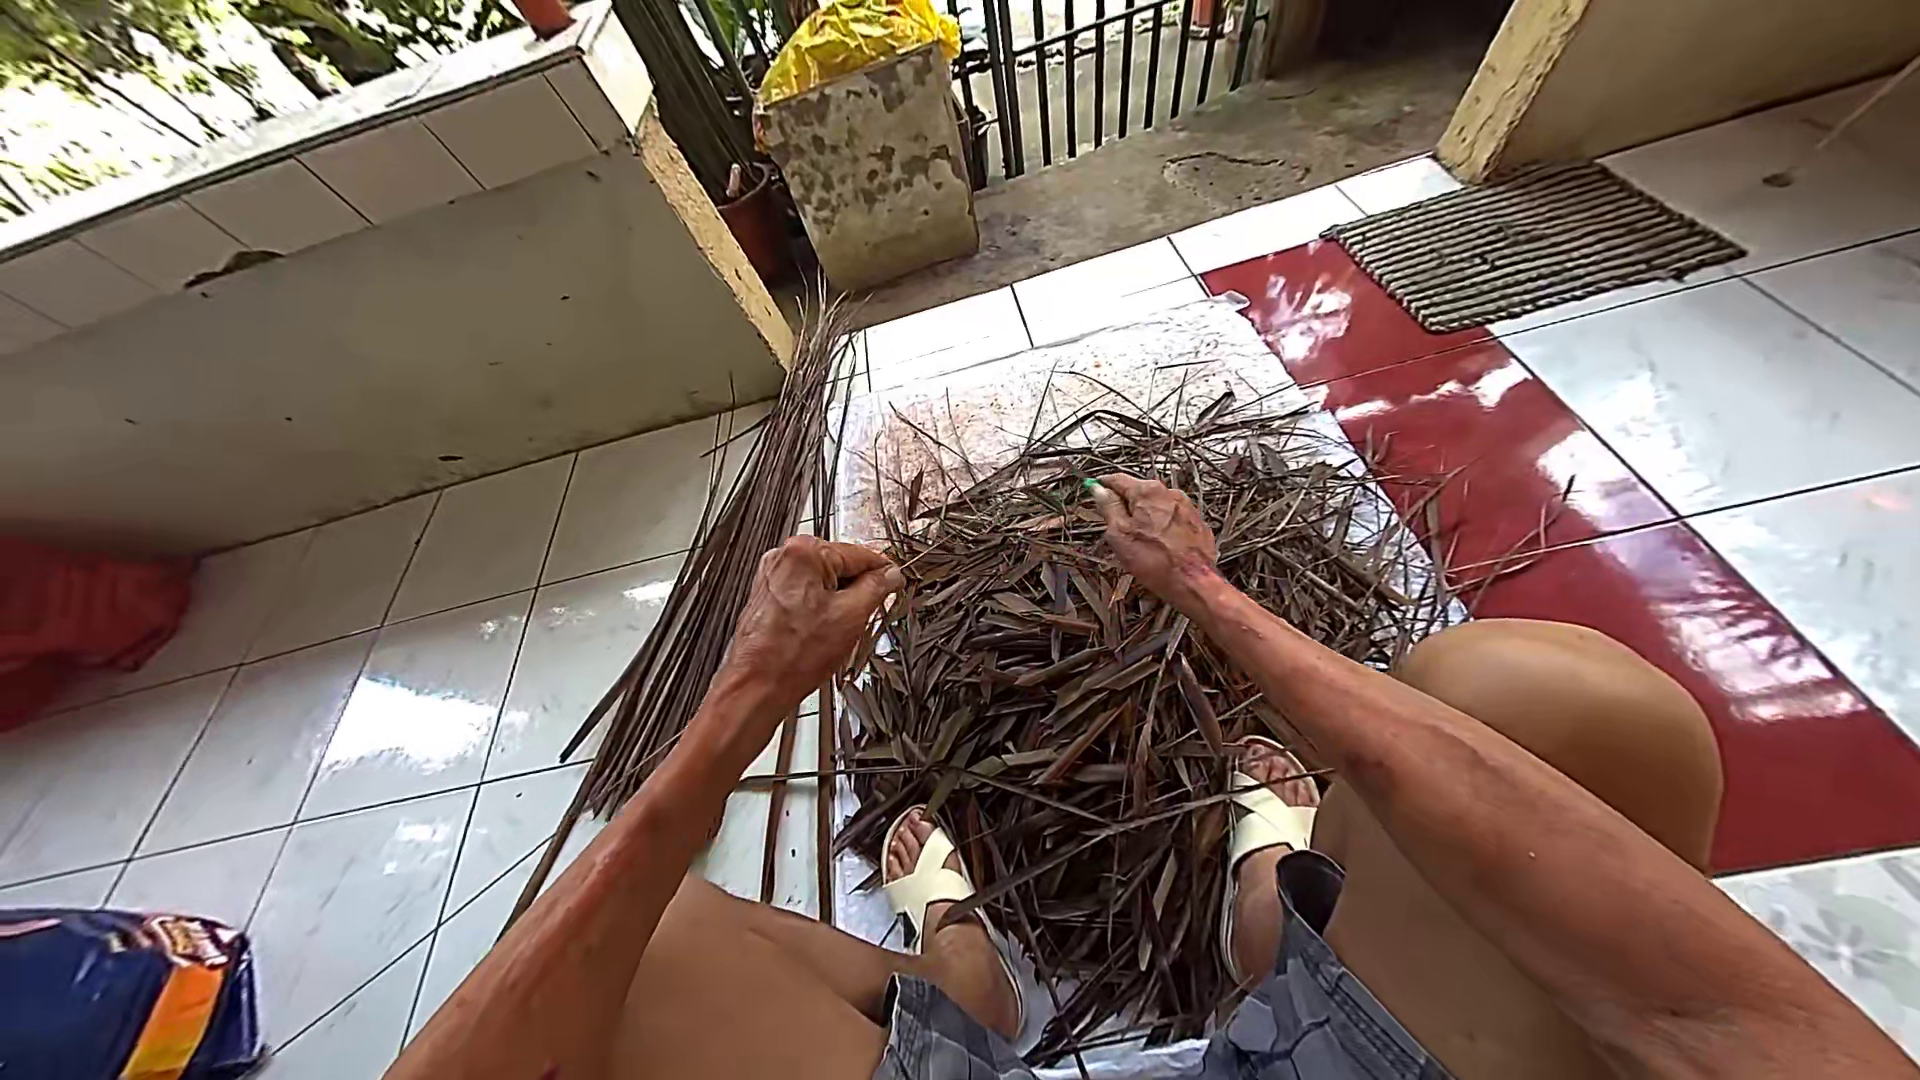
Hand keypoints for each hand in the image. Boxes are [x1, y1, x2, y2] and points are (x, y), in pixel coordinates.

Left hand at [716, 535, 902, 723]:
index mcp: (805, 551)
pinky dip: (821, 608)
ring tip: (838, 629)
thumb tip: (890, 575)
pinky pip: (807, 593)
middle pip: (841, 565)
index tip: (895, 583)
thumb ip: (877, 587)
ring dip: (840, 601)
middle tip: (866, 615)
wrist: (758, 685)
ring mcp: (774, 576)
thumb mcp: (852, 615)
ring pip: (824, 581)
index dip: (883, 572)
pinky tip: (821, 631)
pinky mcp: (770, 595)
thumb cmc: (792, 655)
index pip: (860, 554)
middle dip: (857, 589)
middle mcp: (784, 557)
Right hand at [1089, 474, 1219, 609]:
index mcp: (1147, 492)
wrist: (1192, 582)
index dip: (1103, 485)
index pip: (1118, 479)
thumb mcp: (1119, 534)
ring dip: (1143, 518)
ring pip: (1155, 506)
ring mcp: (1185, 507)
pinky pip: (1170, 518)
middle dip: (1125, 506)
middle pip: (1138, 492)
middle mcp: (1169, 494)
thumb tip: (1099, 490)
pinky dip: (1160, 527)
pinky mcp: (1195, 523)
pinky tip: (1156, 546)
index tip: (1095, 489)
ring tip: (1138, 542)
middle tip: (1114, 527)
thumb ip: (1108, 507)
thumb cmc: (1157, 562)